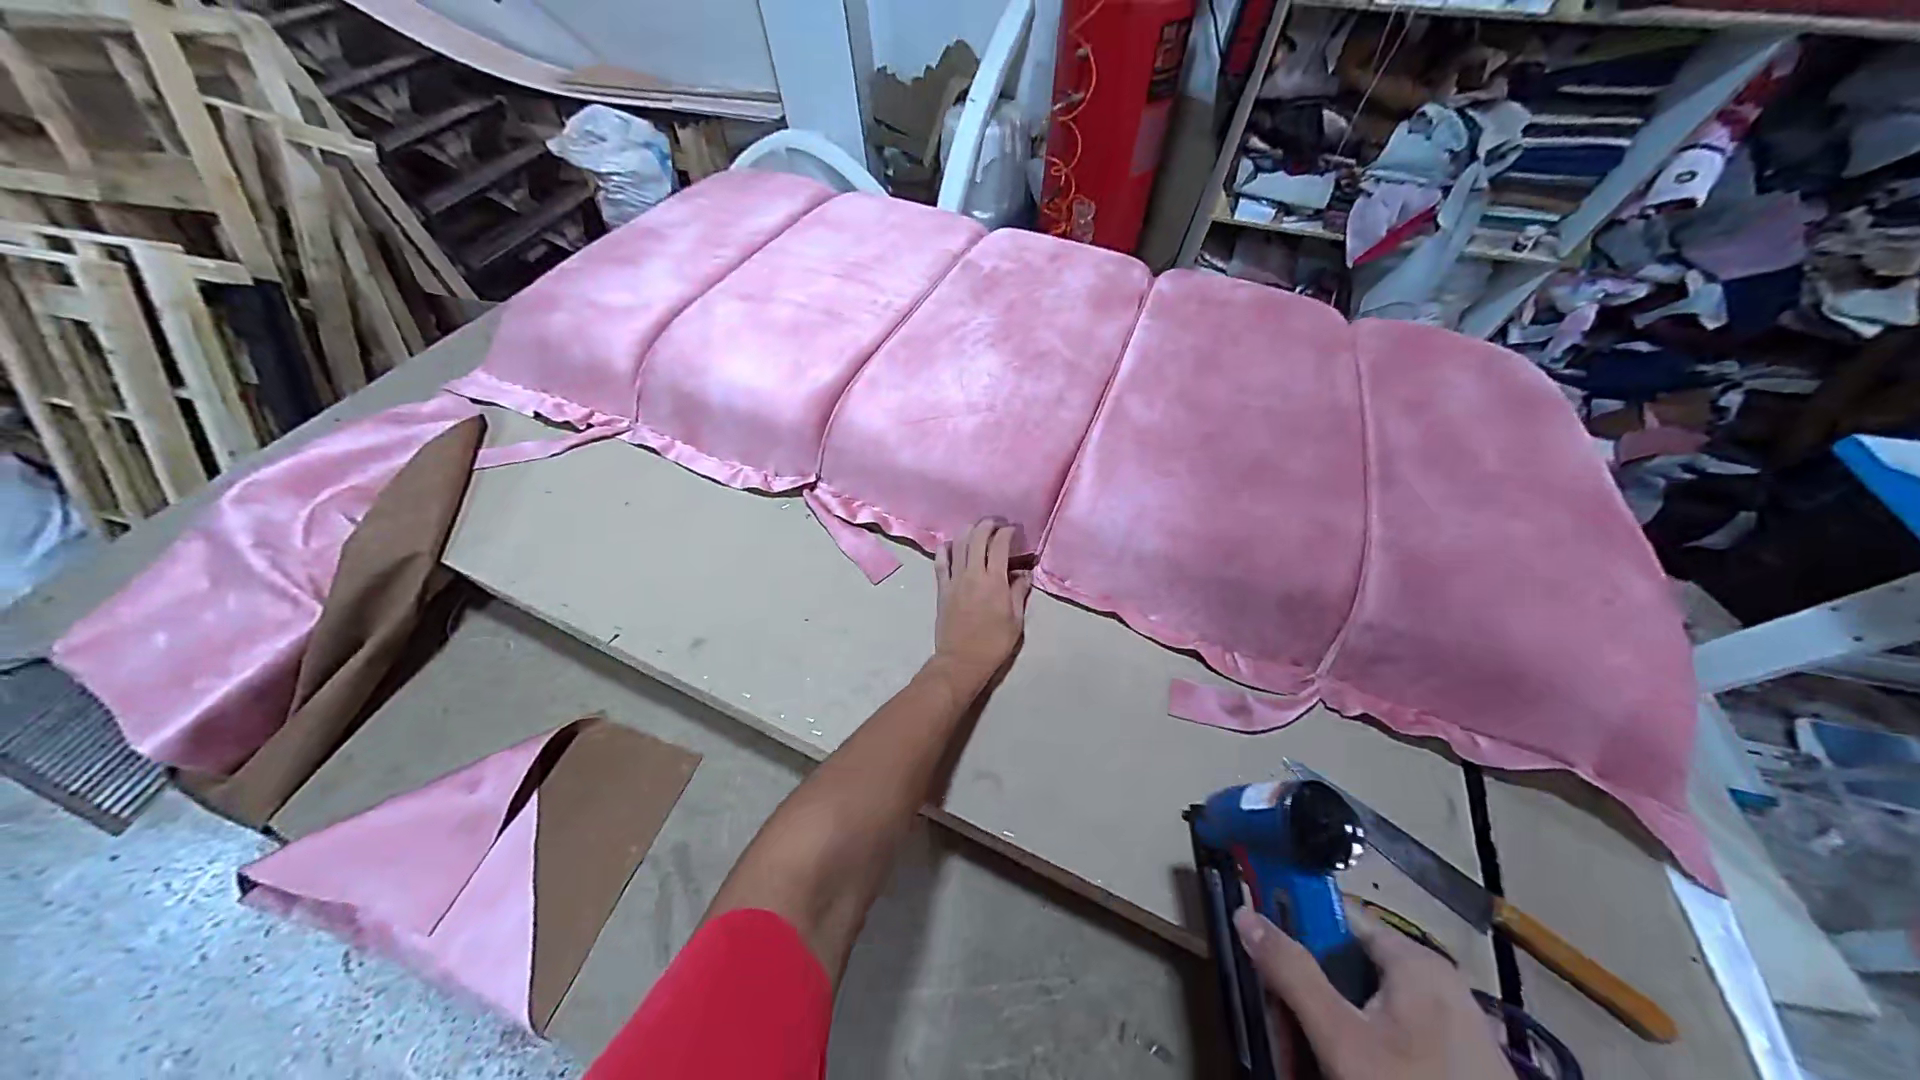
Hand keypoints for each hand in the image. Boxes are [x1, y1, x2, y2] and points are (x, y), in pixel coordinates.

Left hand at [931, 519, 1032, 689]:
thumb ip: (1019, 592)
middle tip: (996, 523)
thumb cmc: (994, 643)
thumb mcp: (1016, 620)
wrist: (961, 660)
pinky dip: (946, 548)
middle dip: (988, 525)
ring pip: (958, 544)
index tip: (1014, 530)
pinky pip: (941, 561)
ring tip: (977, 529)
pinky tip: (951, 544)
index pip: (999, 545)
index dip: (1007, 532)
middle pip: (977, 537)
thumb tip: (1025, 573)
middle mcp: (973, 574)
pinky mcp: (942, 588)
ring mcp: (954, 579)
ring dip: (968, 531)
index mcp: (995, 581)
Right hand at [1234, 901, 1514, 1079]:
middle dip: (1308, 986)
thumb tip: (1244, 915)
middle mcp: (1437, 982)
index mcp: (1415, 961)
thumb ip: (1291, 973)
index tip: (1262, 951)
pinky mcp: (1456, 1062)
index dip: (1293, 923)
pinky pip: (1391, 1032)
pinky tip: (1343, 1068)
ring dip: (1328, 1019)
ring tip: (1306, 1052)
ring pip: (1365, 1002)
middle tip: (1281, 1018)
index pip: (1336, 913)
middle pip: (1348, 961)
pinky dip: (1360, 1043)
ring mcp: (1451, 1025)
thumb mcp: (1340, 1038)